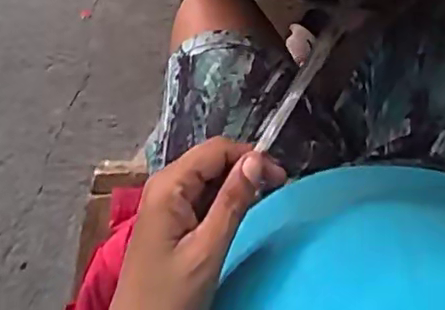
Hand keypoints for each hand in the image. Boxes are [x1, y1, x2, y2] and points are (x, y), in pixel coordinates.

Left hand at [113, 139, 285, 309]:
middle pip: (211, 160)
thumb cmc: (169, 296)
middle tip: (277, 185)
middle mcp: (165, 182)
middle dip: (244, 167)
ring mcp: (165, 200)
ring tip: (264, 195)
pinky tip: (239, 209)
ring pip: (207, 177)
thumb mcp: (206, 251)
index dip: (249, 155)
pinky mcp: (168, 218)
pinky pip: (200, 196)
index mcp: (169, 183)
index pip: (216, 149)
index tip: (280, 176)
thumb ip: (232, 203)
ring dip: (235, 183)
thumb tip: (256, 159)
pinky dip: (222, 199)